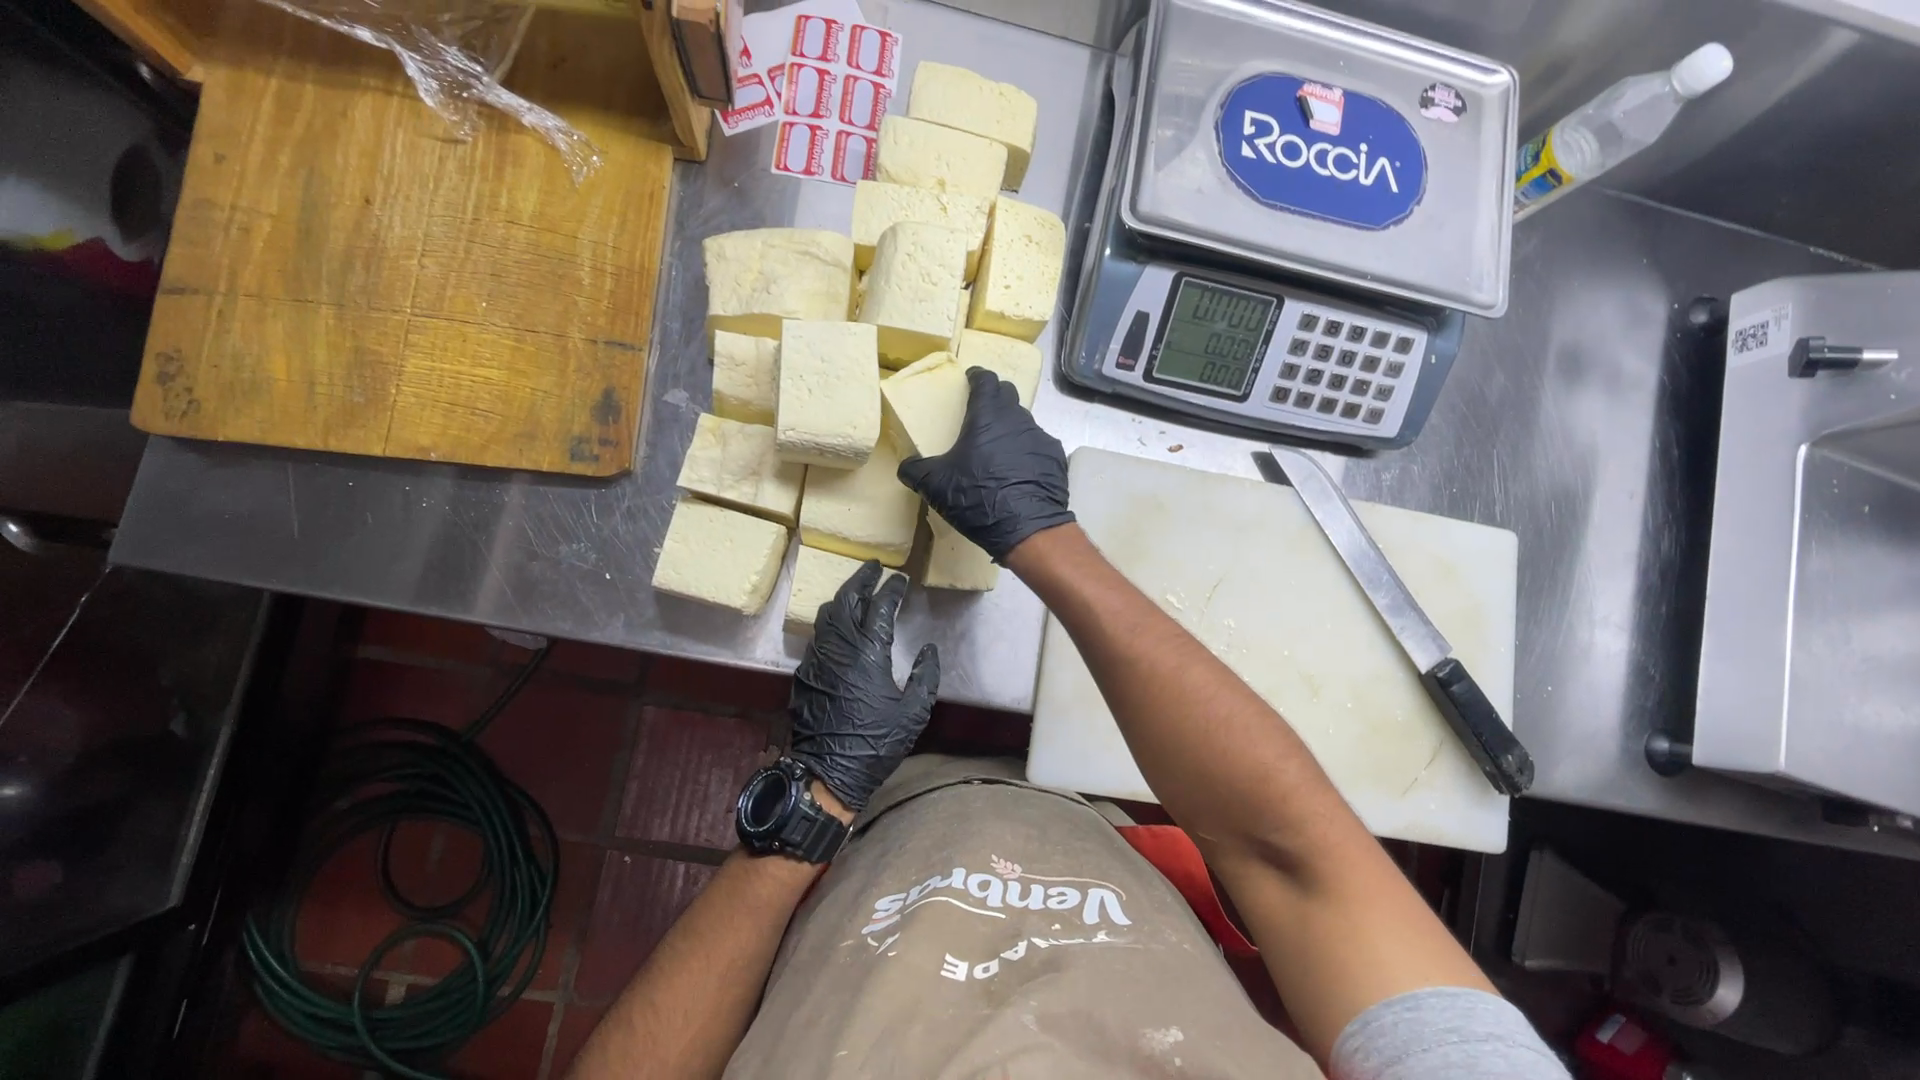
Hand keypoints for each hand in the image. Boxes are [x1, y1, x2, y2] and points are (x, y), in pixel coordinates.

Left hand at [788, 562, 938, 812]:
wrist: (829, 772)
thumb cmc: (876, 743)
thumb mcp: (913, 713)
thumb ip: (925, 677)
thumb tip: (928, 651)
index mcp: (868, 653)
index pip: (879, 607)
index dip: (891, 589)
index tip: (901, 579)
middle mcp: (839, 648)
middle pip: (846, 600)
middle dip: (860, 579)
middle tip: (874, 569)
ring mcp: (817, 659)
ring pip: (826, 616)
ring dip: (843, 598)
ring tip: (858, 592)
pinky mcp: (805, 674)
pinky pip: (818, 637)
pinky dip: (832, 623)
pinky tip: (842, 628)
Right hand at [897, 367, 1074, 561]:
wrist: (1027, 528)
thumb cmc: (977, 497)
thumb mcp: (935, 485)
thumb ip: (916, 470)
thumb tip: (906, 466)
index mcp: (988, 416)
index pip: (986, 381)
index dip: (978, 377)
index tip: (972, 378)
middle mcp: (1017, 419)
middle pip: (1008, 396)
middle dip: (995, 397)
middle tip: (982, 410)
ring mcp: (1040, 439)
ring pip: (1024, 423)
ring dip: (1010, 428)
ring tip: (998, 448)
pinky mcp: (1055, 460)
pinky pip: (1038, 447)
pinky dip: (1027, 452)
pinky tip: (1019, 472)